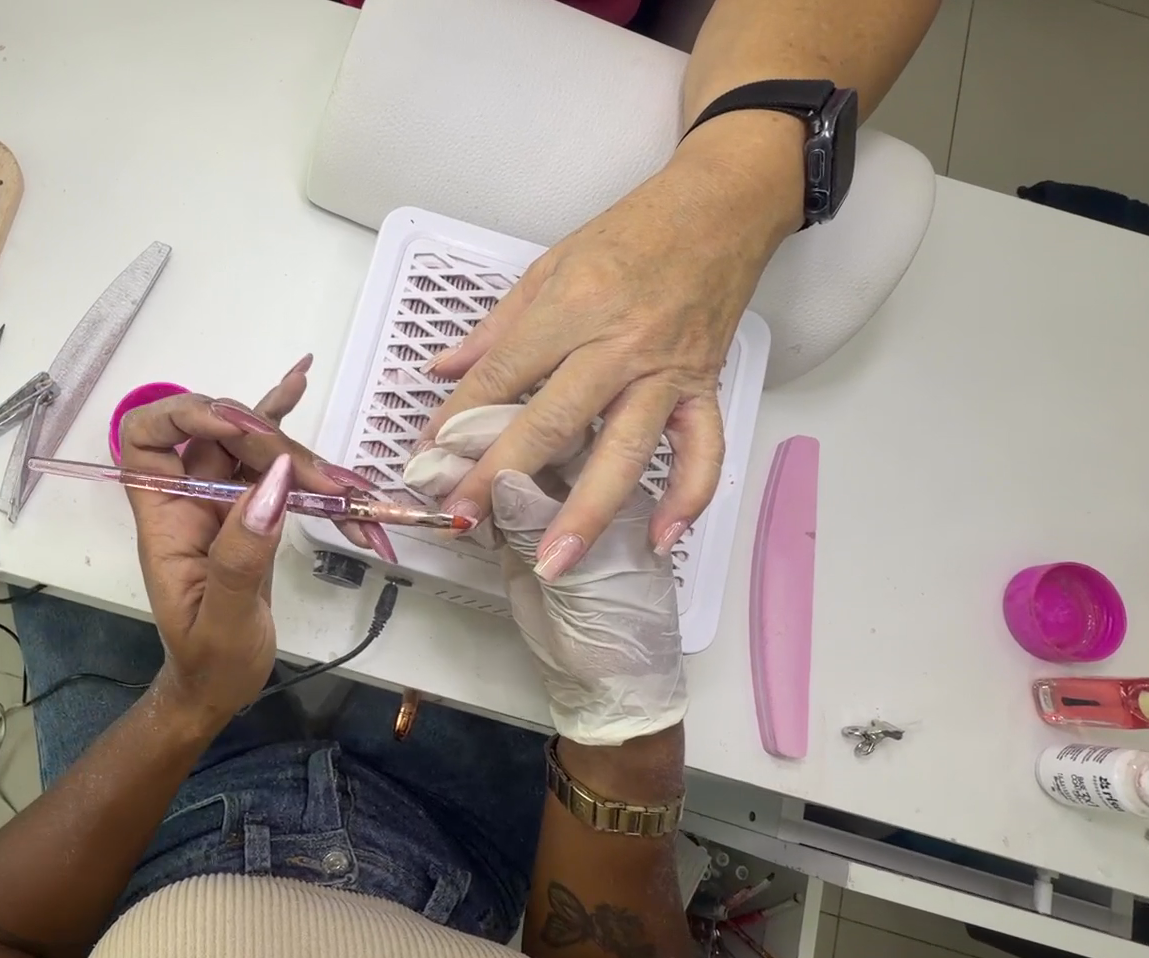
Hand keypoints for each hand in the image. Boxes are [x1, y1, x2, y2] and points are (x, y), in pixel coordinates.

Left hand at [120, 357, 395, 719]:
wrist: (218, 686)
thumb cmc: (210, 664)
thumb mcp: (225, 622)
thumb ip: (242, 554)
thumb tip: (275, 481)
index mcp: (164, 521)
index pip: (144, 443)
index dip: (181, 417)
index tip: (234, 427)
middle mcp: (187, 500)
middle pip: (216, 438)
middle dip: (268, 447)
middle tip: (320, 482)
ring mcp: (220, 502)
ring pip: (249, 448)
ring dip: (295, 453)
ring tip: (341, 480)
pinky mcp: (251, 509)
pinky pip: (266, 462)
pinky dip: (284, 428)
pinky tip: (298, 384)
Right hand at [406, 405, 686, 744]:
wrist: (607, 687)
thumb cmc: (617, 631)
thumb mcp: (586, 576)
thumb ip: (542, 524)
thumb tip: (502, 476)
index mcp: (616, 489)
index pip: (563, 440)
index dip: (513, 432)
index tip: (466, 432)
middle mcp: (581, 494)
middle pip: (526, 453)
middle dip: (479, 450)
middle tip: (433, 453)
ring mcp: (547, 517)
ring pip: (502, 480)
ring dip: (465, 476)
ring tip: (427, 474)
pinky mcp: (521, 541)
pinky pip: (490, 512)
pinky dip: (466, 506)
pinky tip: (441, 502)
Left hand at [417, 134, 799, 579]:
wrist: (723, 204)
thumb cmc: (629, 233)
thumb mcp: (548, 267)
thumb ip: (494, 330)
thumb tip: (440, 371)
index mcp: (571, 309)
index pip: (500, 376)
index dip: (456, 420)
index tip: (424, 460)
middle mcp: (618, 346)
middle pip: (552, 422)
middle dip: (502, 477)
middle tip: (465, 521)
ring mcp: (666, 373)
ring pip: (625, 451)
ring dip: (587, 512)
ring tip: (553, 561)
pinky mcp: (706, 388)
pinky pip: (703, 451)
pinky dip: (689, 497)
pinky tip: (659, 540)